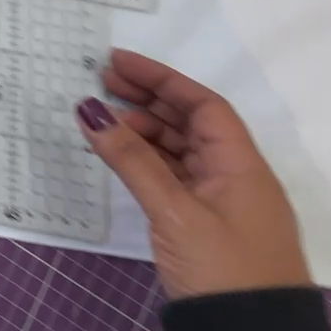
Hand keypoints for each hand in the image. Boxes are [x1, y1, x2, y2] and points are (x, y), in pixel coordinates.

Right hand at [77, 49, 312, 299]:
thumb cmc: (224, 269)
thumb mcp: (173, 211)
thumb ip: (130, 158)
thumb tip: (88, 108)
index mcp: (242, 169)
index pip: (204, 106)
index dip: (162, 79)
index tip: (116, 61)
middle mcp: (235, 178)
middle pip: (191, 122)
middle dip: (147, 96)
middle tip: (100, 78)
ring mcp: (220, 202)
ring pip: (179, 147)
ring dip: (142, 126)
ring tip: (101, 115)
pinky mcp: (203, 222)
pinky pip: (171, 171)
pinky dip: (142, 154)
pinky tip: (116, 150)